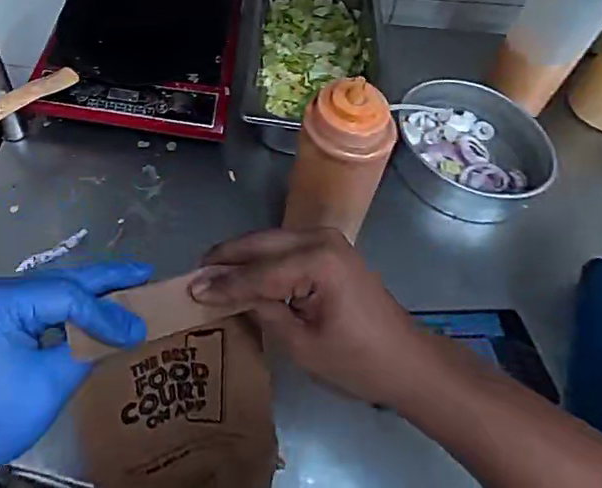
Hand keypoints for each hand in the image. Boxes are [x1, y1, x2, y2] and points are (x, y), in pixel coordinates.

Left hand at [0, 261, 151, 487]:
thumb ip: (88, 348)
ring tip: (129, 285)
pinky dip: (75, 309)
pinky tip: (97, 309)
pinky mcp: (5, 321)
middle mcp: (5, 291)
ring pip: (58, 290)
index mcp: (9, 299)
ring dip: (93, 292)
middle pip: (65, 281)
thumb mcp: (48, 384)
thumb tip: (127, 329)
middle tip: (144, 273)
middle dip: (106, 279)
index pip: (70, 295)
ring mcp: (3, 305)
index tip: (139, 326)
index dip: (107, 309)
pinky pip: (47, 306)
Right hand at [188, 228, 433, 408]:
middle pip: (261, 243)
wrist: (409, 362)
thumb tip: (220, 293)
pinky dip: (261, 256)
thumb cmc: (359, 362)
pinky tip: (244, 269)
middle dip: (227, 256)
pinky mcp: (328, 246)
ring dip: (242, 254)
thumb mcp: (303, 346)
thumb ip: (262, 310)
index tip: (192, 287)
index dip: (224, 282)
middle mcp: (320, 238)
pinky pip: (285, 246)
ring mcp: (326, 238)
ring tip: (212, 270)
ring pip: (270, 240)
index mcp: (318, 261)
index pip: (259, 271)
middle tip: (196, 270)